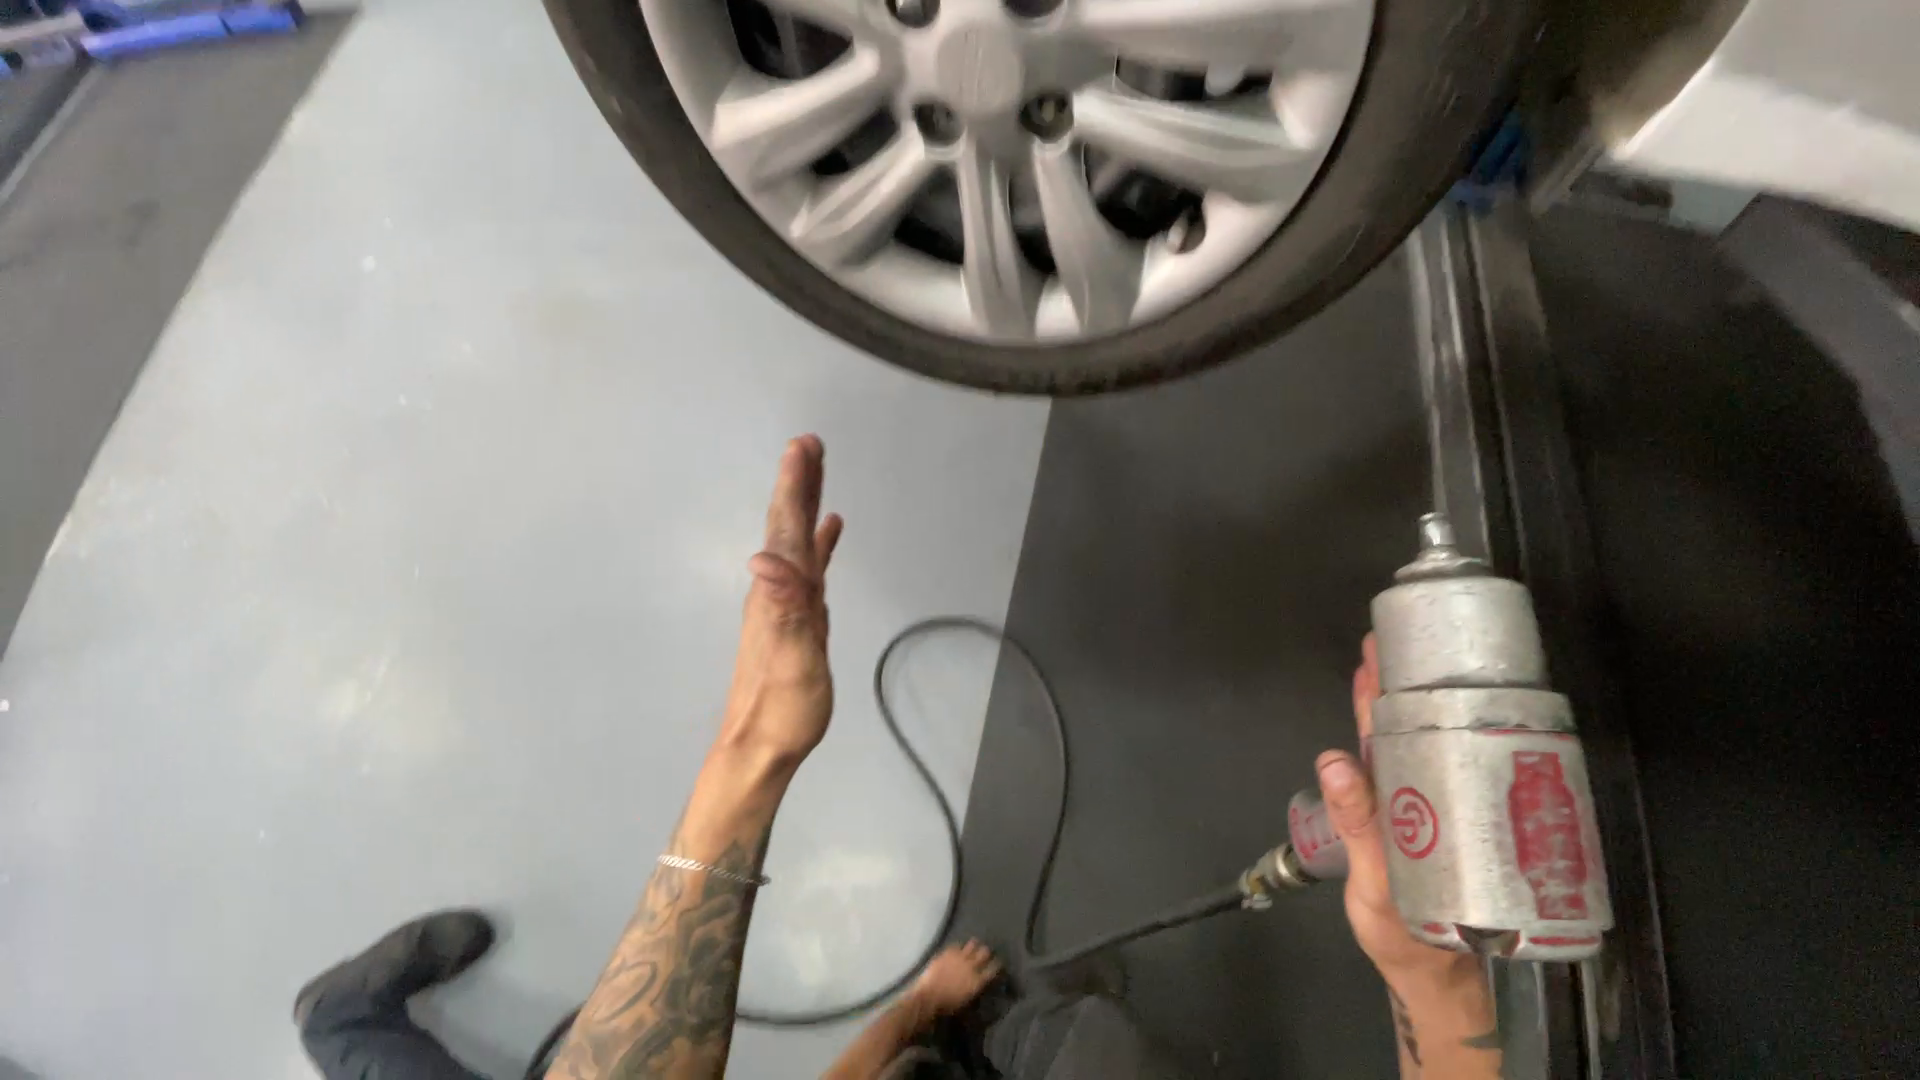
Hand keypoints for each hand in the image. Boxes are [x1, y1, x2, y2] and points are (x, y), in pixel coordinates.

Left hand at [718, 435, 843, 768]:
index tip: (802, 446)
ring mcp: (788, 603)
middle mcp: (779, 589)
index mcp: (778, 592)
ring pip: (799, 541)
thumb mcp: (789, 658)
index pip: (787, 528)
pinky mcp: (800, 618)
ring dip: (807, 505)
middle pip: (789, 526)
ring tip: (817, 472)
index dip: (795, 486)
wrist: (763, 744)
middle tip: (808, 444)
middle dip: (799, 483)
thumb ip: (782, 607)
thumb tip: (763, 557)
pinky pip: (811, 568)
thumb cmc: (782, 705)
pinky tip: (830, 531)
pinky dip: (821, 544)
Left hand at [910, 941, 1001, 1015]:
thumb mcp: (967, 999)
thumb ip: (975, 986)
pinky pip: (958, 945)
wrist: (929, 997)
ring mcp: (960, 956)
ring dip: (974, 946)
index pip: (993, 968)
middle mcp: (971, 966)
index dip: (996, 965)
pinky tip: (958, 950)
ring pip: (973, 944)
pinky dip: (959, 947)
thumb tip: (978, 980)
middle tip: (985, 953)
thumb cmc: (948, 1005)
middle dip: (986, 952)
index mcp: (977, 981)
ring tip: (973, 947)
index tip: (997, 963)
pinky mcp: (949, 952)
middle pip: (985, 952)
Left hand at [1317, 635, 1479, 990]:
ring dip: (1446, 710)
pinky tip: (1503, 730)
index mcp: (1379, 800)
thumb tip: (1332, 758)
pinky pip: (1477, 784)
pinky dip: (1482, 751)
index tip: (1377, 647)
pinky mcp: (1481, 831)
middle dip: (1410, 686)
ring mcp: (1447, 811)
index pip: (1371, 733)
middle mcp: (1411, 797)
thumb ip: (1355, 823)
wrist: (1448, 980)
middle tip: (1423, 640)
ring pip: (1443, 751)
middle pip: (1408, 732)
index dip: (1372, 692)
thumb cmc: (1397, 928)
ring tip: (1458, 669)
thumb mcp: (1369, 878)